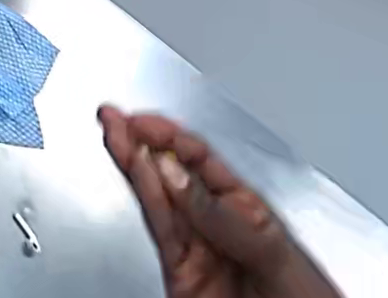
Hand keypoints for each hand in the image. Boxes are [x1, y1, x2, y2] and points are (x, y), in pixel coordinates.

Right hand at [100, 108, 341, 297]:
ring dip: (131, 158)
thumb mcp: (275, 257)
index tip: (142, 121)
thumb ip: (221, 215)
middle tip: (115, 115)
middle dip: (141, 138)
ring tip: (112, 130)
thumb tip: (172, 170)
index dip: (170, 135)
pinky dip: (140, 194)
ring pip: (157, 193)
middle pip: (172, 170)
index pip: (202, 159)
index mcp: (250, 211)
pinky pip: (156, 224)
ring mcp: (198, 248)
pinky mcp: (179, 273)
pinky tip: (130, 167)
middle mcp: (218, 224)